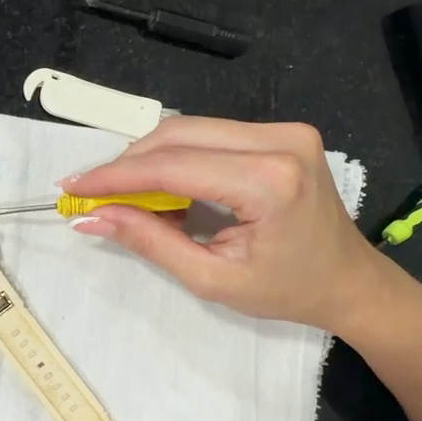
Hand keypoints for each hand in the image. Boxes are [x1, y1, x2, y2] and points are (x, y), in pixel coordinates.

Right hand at [63, 117, 385, 332]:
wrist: (349, 281)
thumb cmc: (286, 290)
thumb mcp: (211, 278)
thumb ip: (150, 242)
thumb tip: (91, 218)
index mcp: (270, 182)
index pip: (173, 166)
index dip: (116, 176)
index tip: (72, 187)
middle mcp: (280, 141)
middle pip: (178, 135)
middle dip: (126, 164)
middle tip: (90, 192)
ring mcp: (285, 130)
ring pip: (190, 129)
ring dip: (147, 159)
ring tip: (122, 195)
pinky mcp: (281, 132)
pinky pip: (209, 135)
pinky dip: (174, 158)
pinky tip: (160, 187)